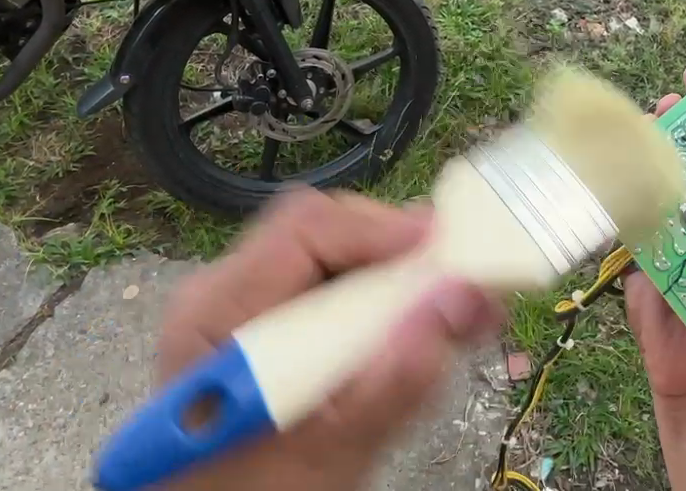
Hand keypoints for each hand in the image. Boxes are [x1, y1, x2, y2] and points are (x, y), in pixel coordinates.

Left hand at [154, 188, 502, 490]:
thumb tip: (459, 298)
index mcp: (217, 310)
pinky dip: (399, 303)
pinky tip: (436, 330)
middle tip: (467, 287)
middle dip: (407, 254)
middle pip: (333, 231)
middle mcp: (235, 288)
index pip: (304, 228)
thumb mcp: (321, 458)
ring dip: (412, 279)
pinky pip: (350, 285)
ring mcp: (260, 301)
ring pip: (349, 253)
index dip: (381, 229)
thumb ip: (388, 385)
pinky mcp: (288, 321)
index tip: (446, 253)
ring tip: (468, 312)